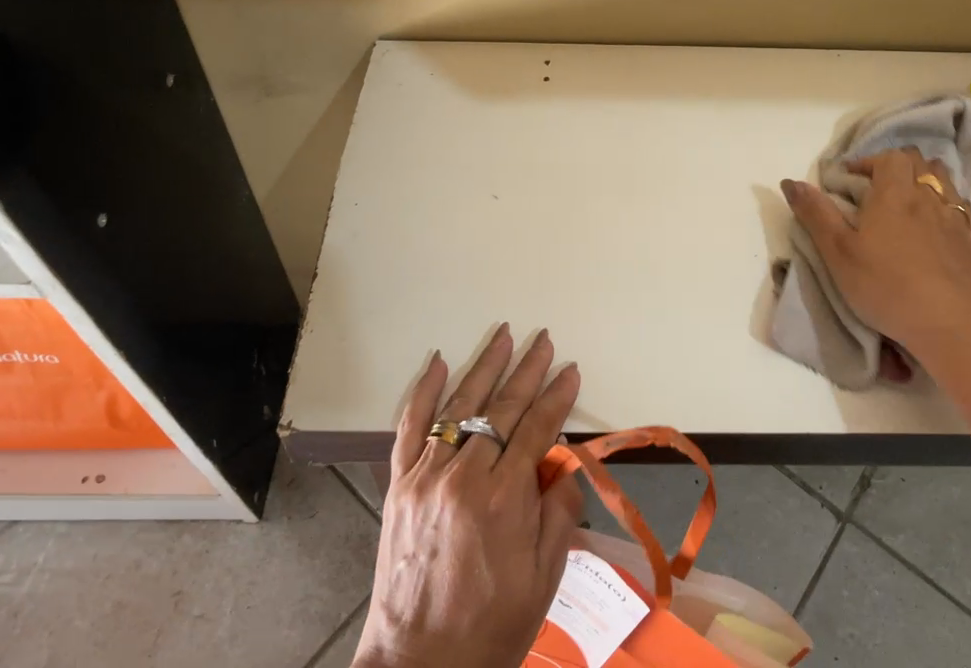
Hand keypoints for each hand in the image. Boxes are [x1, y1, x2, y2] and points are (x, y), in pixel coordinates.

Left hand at [354, 325, 583, 667]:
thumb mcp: (543, 579)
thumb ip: (557, 513)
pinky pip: (409, 428)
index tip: (571, 371)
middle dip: (526, 371)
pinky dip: (422, 392)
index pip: (537, 430)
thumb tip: (564, 465)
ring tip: (502, 335)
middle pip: (500, 409)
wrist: (420, 664)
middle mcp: (463, 477)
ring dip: (483, 368)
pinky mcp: (399, 486)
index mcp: (504, 500)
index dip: (557, 398)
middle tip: (543, 341)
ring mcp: (426, 477)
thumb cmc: (492, 626)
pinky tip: (438, 362)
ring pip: (458, 407)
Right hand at [780, 147, 970, 357]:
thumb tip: (790, 182)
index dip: (868, 161)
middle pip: (919, 163)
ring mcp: (956, 219)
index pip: (888, 157)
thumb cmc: (886, 286)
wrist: (950, 324)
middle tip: (876, 188)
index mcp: (894, 194)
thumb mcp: (838, 252)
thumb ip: (815, 214)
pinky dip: (947, 206)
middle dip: (896, 167)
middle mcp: (928, 198)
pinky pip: (963, 209)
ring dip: (925, 181)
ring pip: (945, 181)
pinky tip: (938, 225)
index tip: (849, 180)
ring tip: (908, 202)